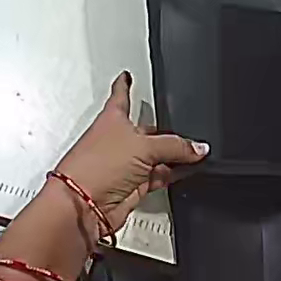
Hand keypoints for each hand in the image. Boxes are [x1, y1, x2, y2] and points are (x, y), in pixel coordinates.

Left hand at [53, 72, 207, 231]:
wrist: (84, 204)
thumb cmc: (95, 166)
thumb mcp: (143, 146)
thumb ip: (175, 146)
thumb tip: (196, 147)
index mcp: (112, 119)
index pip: (120, 96)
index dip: (124, 85)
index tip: (126, 76)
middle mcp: (117, 140)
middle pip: (146, 131)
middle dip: (165, 132)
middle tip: (186, 133)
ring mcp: (124, 164)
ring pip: (155, 156)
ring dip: (173, 156)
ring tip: (195, 153)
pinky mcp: (131, 186)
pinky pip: (158, 176)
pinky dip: (172, 174)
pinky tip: (187, 170)